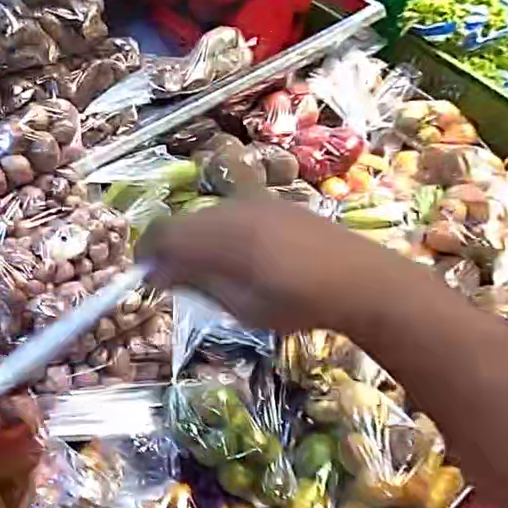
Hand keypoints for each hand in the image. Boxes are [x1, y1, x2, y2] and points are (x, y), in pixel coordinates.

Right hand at [140, 200, 422, 332]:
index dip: (146, 255)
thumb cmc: (298, 304)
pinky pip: (231, 214)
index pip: (163, 234)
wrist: (361, 280)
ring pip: (205, 217)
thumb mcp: (240, 306)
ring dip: (196, 241)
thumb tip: (157, 274)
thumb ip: (197, 283)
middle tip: (176, 282)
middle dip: (170, 250)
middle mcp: (233, 210)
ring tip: (211, 273)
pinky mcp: (273, 202)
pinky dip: (221, 234)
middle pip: (181, 223)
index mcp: (222, 236)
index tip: (147, 279)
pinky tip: (241, 257)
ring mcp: (255, 202)